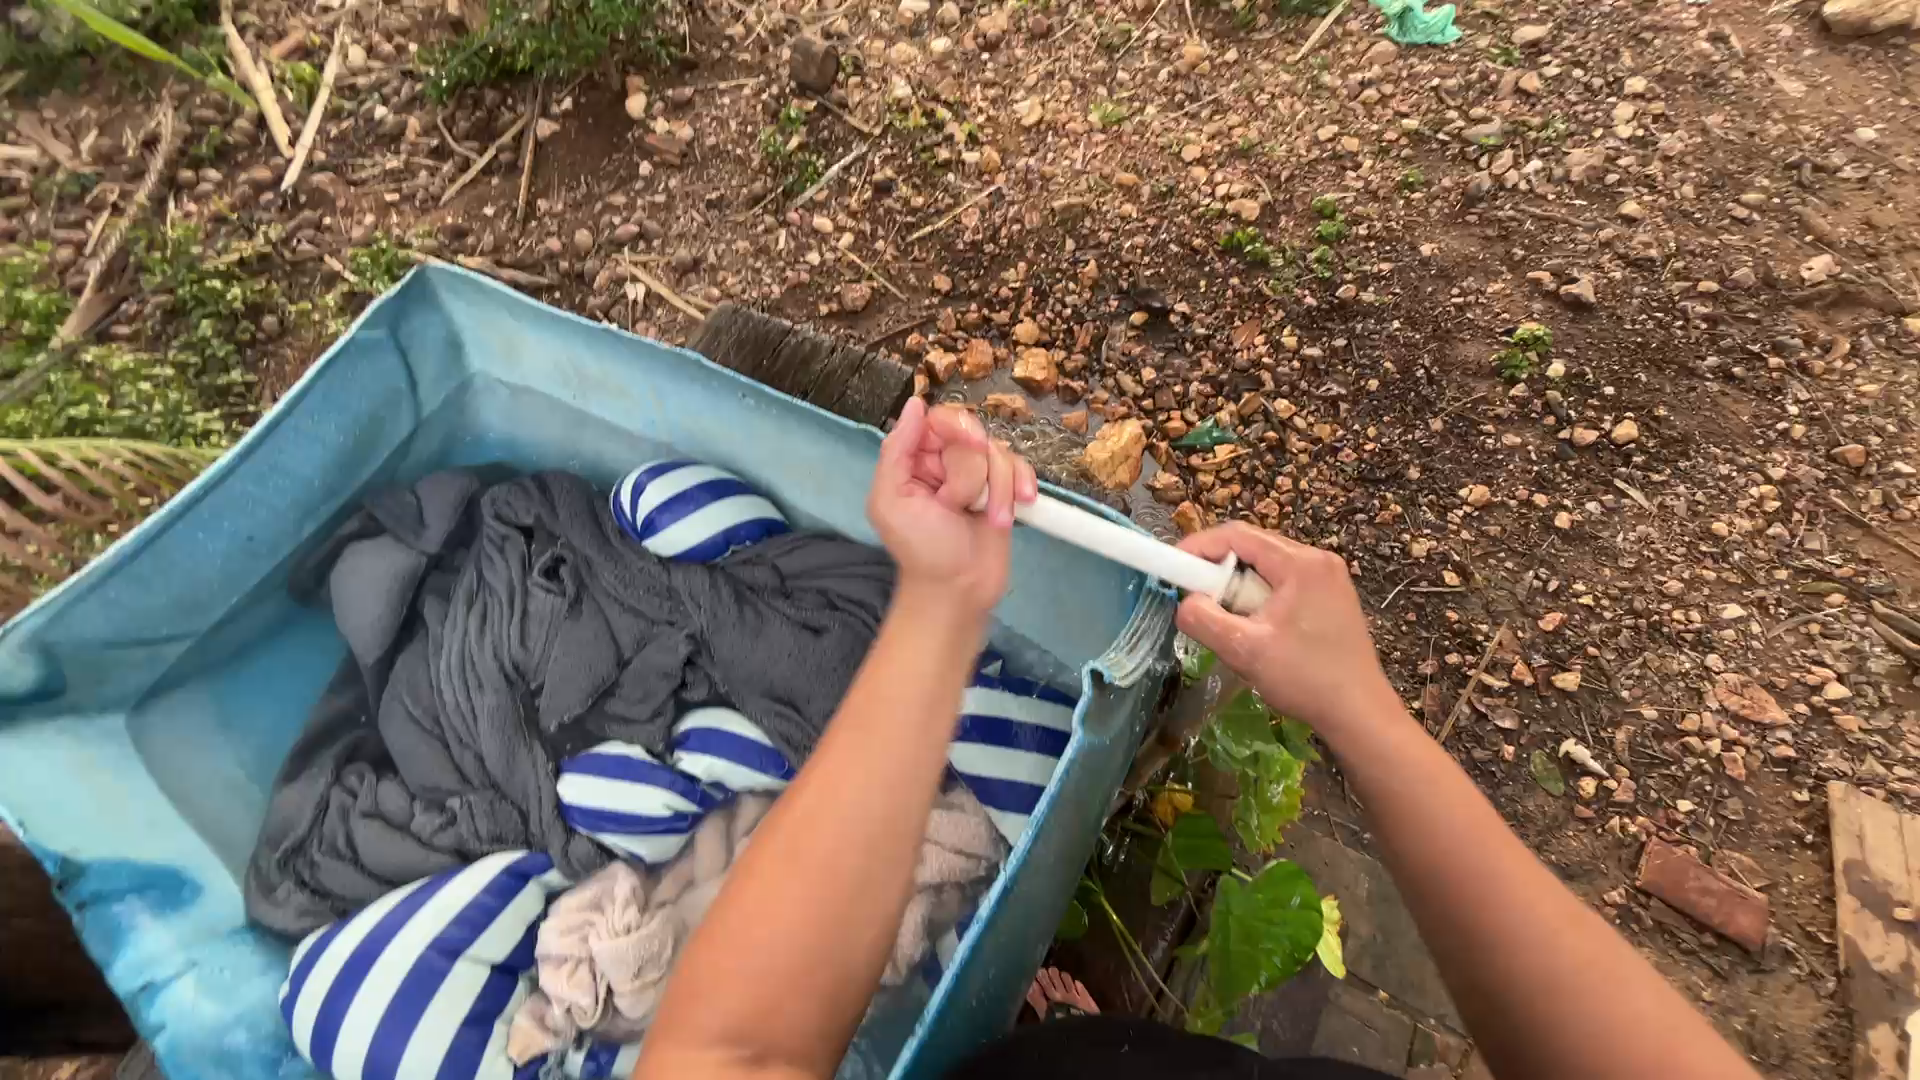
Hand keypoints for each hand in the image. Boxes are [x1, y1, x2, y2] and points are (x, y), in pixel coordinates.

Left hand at [867, 398, 1036, 618]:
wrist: (959, 591)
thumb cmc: (920, 550)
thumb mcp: (891, 502)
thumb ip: (897, 451)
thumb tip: (915, 405)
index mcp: (914, 458)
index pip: (940, 419)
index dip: (959, 428)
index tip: (971, 445)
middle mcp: (945, 461)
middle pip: (974, 436)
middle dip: (974, 473)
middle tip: (962, 505)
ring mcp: (977, 475)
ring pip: (1000, 454)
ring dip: (998, 491)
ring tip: (990, 521)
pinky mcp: (1003, 491)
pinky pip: (1020, 468)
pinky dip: (1021, 487)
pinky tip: (1019, 507)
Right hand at [1175, 523, 1397, 737]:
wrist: (1360, 714)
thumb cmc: (1305, 678)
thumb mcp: (1244, 650)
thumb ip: (1203, 619)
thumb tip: (1184, 602)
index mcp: (1300, 564)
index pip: (1237, 535)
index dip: (1197, 546)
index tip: (1171, 568)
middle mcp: (1317, 561)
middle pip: (1252, 547)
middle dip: (1217, 568)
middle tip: (1195, 597)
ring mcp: (1328, 578)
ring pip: (1265, 565)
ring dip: (1236, 585)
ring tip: (1224, 616)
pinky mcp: (1330, 597)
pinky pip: (1281, 582)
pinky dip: (1257, 595)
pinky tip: (1253, 624)